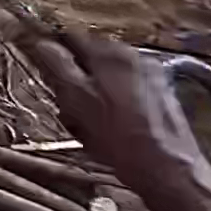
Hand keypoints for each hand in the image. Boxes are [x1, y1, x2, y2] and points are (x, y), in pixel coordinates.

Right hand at [30, 33, 210, 205]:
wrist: (174, 176)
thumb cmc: (117, 135)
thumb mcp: (75, 97)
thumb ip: (55, 63)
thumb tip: (40, 41)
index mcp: (112, 53)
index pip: (68, 34)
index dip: (48, 46)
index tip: (36, 64)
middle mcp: (136, 57)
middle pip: (87, 53)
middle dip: (69, 70)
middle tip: (61, 96)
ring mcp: (152, 77)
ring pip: (103, 72)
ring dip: (87, 86)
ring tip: (82, 114)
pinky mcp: (161, 97)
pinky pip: (120, 86)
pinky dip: (106, 97)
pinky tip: (105, 121)